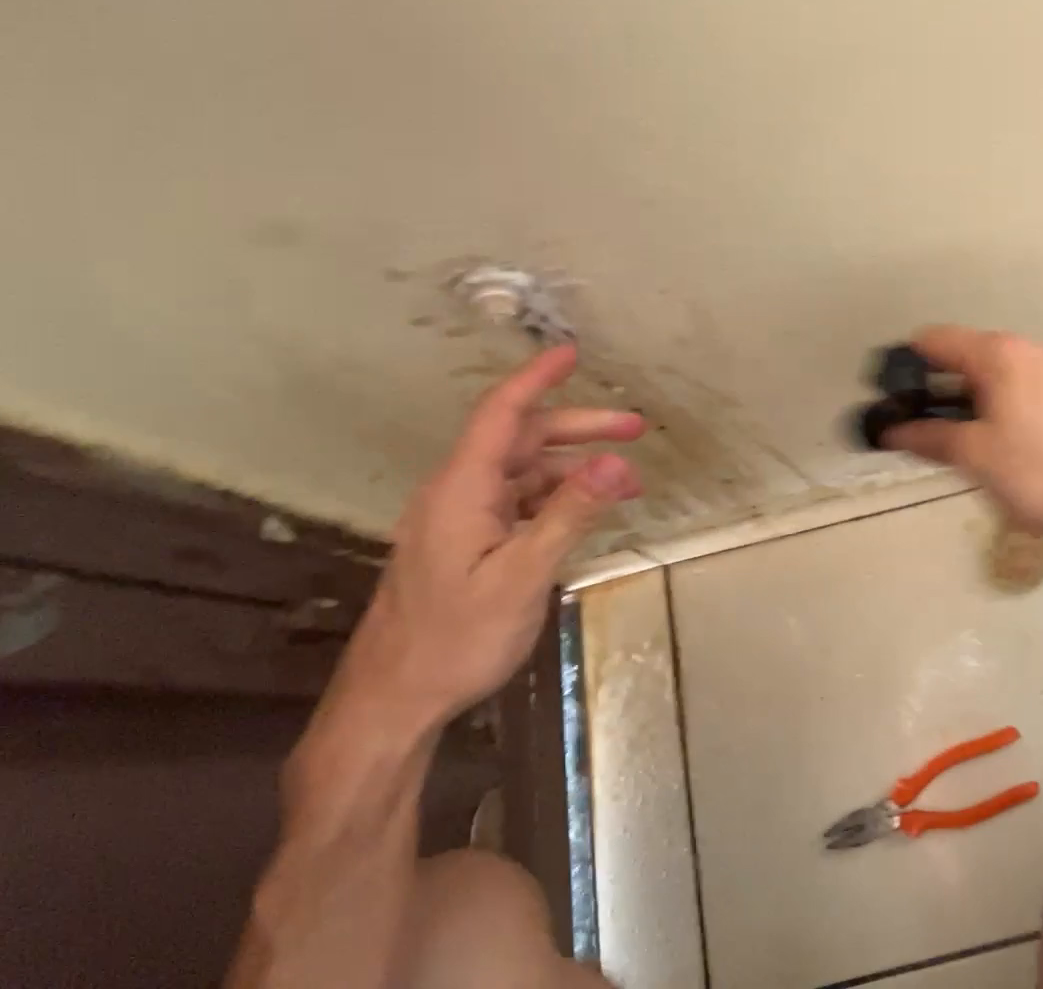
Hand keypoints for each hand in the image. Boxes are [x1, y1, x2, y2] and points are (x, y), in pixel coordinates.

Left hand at [338, 345, 645, 726]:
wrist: (397, 697)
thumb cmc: (457, 637)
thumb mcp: (525, 574)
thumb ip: (571, 513)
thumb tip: (616, 462)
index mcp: (462, 489)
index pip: (502, 415)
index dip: (537, 379)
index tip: (572, 354)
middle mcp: (457, 494)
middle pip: (521, 441)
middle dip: (580, 430)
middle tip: (636, 430)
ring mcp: (459, 520)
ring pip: (523, 474)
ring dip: (575, 471)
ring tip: (629, 485)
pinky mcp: (466, 545)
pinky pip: (517, 503)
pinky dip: (557, 499)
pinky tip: (587, 514)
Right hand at [884, 326, 1042, 545]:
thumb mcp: (979, 459)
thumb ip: (932, 438)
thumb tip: (893, 429)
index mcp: (1002, 355)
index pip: (935, 341)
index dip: (905, 366)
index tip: (890, 398)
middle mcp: (1038, 351)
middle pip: (975, 362)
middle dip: (949, 396)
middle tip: (939, 440)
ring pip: (1013, 383)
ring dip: (988, 410)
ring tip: (989, 458)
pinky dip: (1024, 419)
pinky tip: (1038, 462)